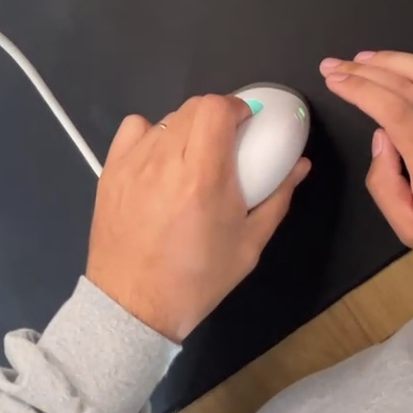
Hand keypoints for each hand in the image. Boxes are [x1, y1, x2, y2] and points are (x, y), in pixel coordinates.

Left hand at [86, 94, 310, 341]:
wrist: (134, 307)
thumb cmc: (198, 278)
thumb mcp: (250, 244)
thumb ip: (278, 197)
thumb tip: (300, 165)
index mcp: (203, 177)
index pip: (216, 109)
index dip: (236, 106)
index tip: (246, 122)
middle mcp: (166, 161)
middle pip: (194, 106)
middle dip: (216, 114)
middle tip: (227, 141)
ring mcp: (134, 163)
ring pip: (168, 116)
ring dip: (188, 126)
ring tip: (194, 155)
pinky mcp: (111, 170)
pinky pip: (135, 128)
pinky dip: (152, 132)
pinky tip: (160, 156)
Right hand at [321, 52, 412, 273]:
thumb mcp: (411, 230)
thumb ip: (383, 184)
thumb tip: (380, 137)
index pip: (394, 111)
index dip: (360, 89)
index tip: (335, 81)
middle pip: (407, 86)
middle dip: (363, 70)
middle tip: (335, 65)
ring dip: (394, 58)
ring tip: (365, 58)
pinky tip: (410, 62)